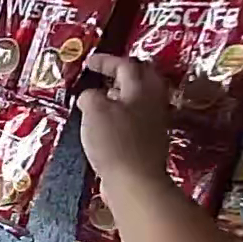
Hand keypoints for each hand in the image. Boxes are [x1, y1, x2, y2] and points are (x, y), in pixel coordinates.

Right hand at [77, 54, 169, 188]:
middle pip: (141, 78)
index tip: (89, 63)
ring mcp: (153, 122)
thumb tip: (89, 96)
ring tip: (103, 98)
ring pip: (140, 98)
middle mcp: (152, 101)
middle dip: (123, 72)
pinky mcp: (148, 141)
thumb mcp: (94, 112)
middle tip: (105, 74)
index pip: (125, 65)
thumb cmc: (114, 142)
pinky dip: (122, 113)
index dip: (106, 61)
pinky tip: (108, 123)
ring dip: (122, 94)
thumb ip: (90, 97)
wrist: (134, 180)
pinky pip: (136, 117)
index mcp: (140, 89)